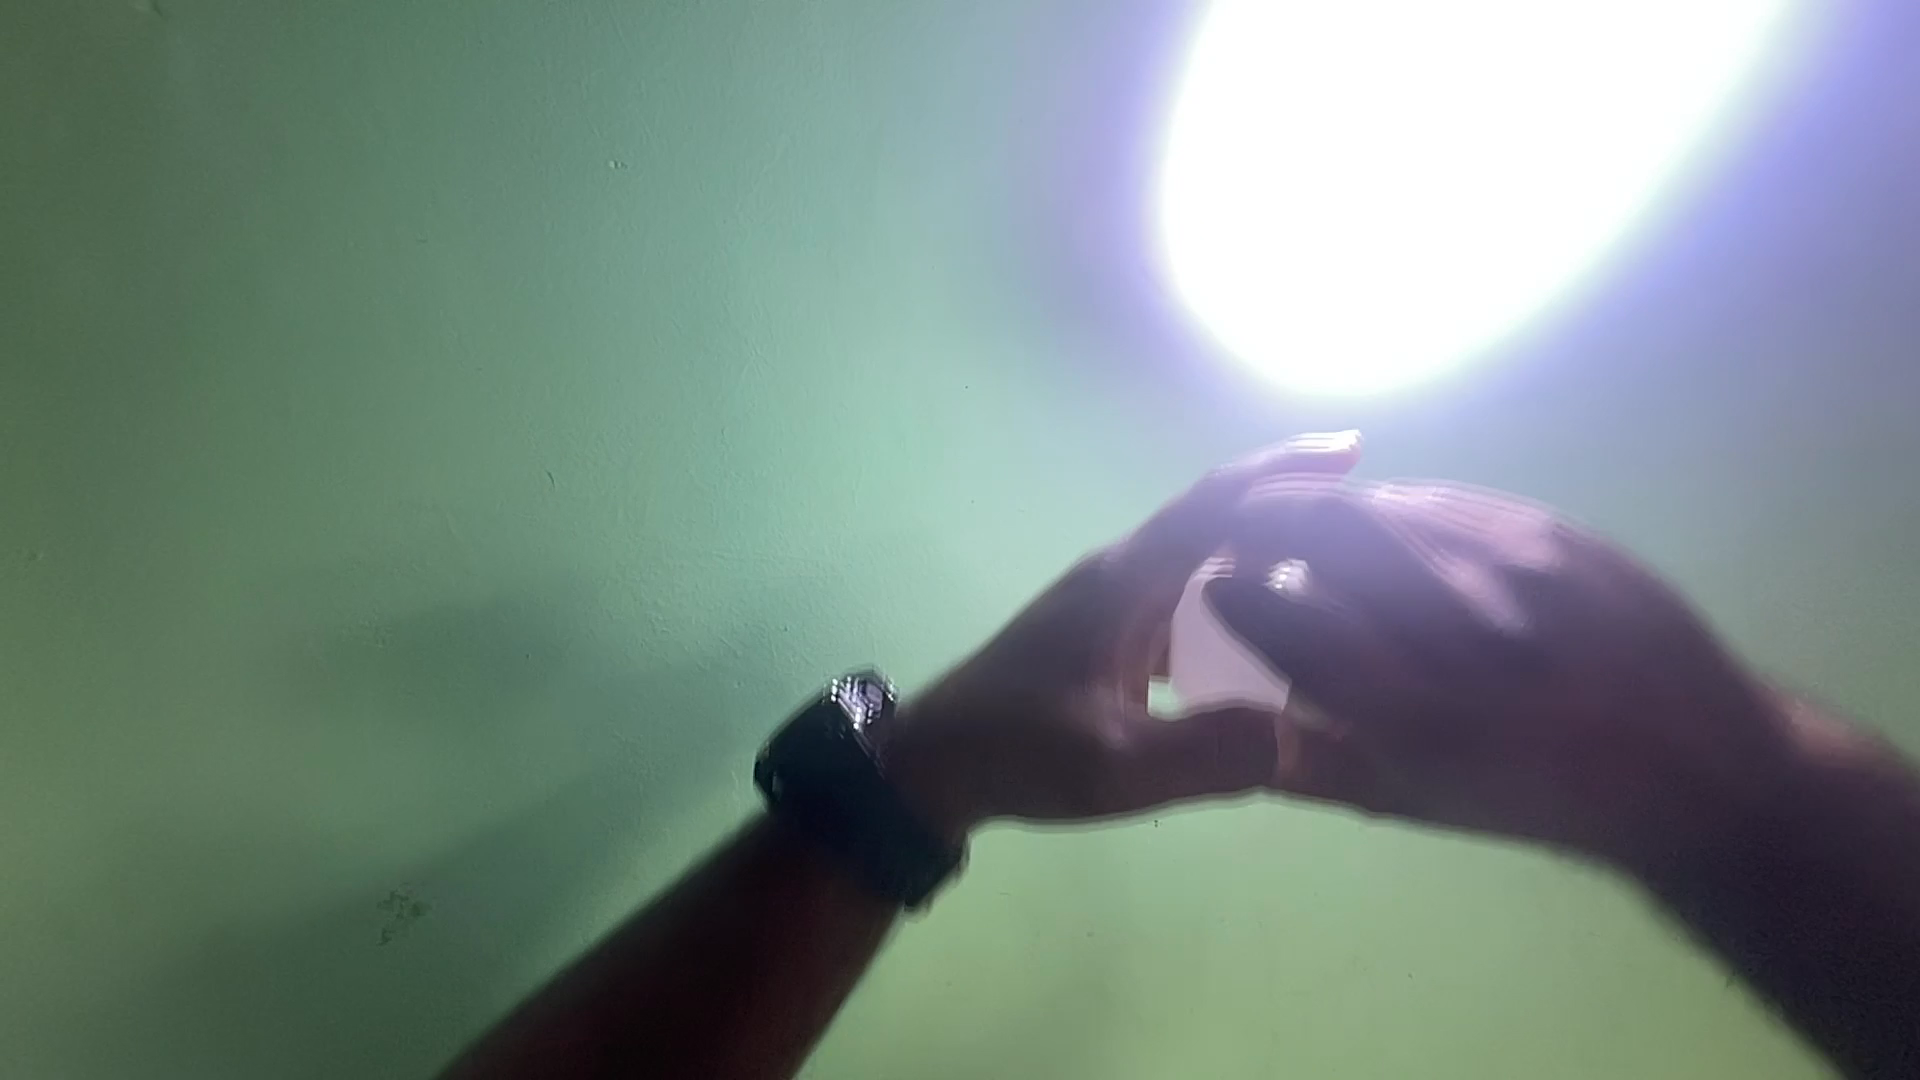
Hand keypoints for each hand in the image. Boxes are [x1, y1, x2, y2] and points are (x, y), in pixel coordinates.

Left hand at [874, 432, 1362, 839]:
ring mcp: (1107, 603)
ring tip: (1331, 588)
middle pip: (1211, 522)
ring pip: (1195, 565)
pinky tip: (1259, 650)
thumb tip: (1302, 732)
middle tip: (1368, 532)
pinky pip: (1178, 606)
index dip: (1282, 473)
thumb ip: (1208, 755)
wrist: (939, 759)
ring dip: (1255, 564)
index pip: (1213, 505)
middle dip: (1283, 513)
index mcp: (1123, 583)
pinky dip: (1224, 611)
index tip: (1351, 453)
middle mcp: (1118, 576)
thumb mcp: (1115, 767)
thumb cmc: (1017, 752)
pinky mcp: (1101, 633)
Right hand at [1208, 478, 1797, 868]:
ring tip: (1298, 527)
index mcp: (1423, 717)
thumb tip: (1224, 713)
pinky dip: (1382, 510)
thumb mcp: (1405, 800)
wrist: (1704, 769)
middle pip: (1331, 529)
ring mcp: (1520, 568)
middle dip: (1261, 518)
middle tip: (1237, 533)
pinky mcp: (1555, 533)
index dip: (1235, 592)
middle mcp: (1468, 630)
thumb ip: (1304, 758)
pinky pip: (1435, 499)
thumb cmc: (1530, 798)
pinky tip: (1376, 532)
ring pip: (1379, 503)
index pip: (1293, 622)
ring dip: (1317, 506)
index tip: (1212, 585)